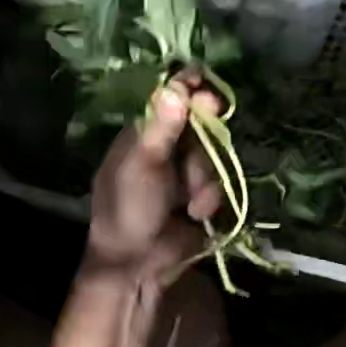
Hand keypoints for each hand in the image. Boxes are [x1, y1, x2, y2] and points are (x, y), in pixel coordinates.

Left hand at [85, 75, 223, 278]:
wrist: (137, 263)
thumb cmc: (128, 208)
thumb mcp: (142, 164)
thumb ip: (161, 127)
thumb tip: (175, 86)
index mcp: (141, 136)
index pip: (168, 101)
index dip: (188, 89)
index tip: (205, 82)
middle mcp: (163, 149)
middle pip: (199, 126)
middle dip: (205, 137)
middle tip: (215, 117)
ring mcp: (183, 173)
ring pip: (211, 156)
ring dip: (204, 179)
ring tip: (189, 202)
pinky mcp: (199, 196)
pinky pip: (216, 183)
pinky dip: (208, 199)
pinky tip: (195, 214)